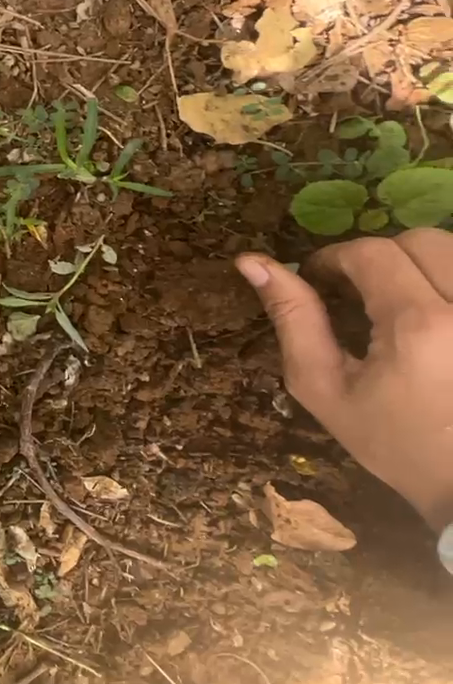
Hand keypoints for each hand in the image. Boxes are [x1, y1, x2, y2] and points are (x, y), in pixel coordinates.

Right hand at [238, 231, 452, 529]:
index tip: (318, 282)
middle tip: (364, 289)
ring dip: (424, 267)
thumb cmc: (395, 442)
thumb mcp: (322, 385)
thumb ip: (293, 318)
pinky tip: (435, 317)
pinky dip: (447, 287)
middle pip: (426, 241)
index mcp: (419, 325)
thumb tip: (251, 262)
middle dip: (383, 256)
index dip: (332, 259)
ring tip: (405, 302)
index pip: (370, 253)